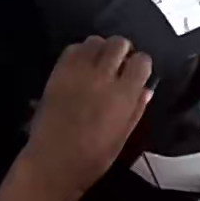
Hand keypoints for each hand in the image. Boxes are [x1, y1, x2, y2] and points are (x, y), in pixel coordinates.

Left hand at [18, 37, 152, 200]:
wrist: (53, 160)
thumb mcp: (123, 137)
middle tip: (118, 64)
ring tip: (99, 64)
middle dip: (122, 51)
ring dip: (101, 49)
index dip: (141, 64)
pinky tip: (81, 67)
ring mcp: (78, 70)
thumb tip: (146, 88)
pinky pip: (74, 47)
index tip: (137, 71)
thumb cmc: (93, 157)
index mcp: (123, 95)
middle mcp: (102, 76)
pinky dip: (80, 53)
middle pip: (118, 42)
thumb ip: (136, 108)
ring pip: (96, 40)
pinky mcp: (59, 70)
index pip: (141, 61)